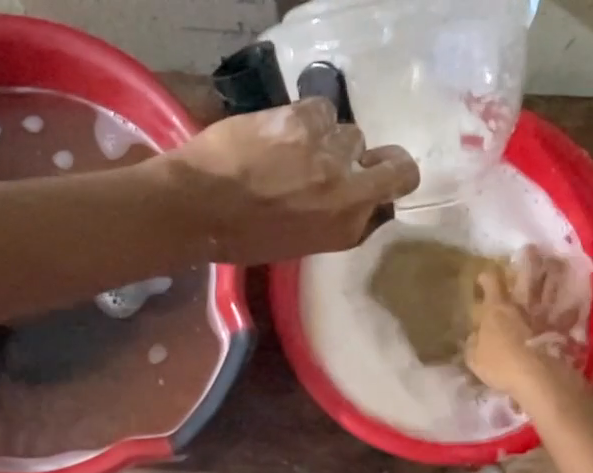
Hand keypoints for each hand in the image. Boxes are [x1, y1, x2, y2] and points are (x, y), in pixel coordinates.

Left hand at [159, 97, 419, 265]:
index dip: (386, 180)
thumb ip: (335, 220)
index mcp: (346, 229)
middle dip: (374, 158)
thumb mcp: (301, 243)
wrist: (198, 209)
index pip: (394, 194)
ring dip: (329, 139)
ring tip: (294, 147)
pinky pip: (321, 109)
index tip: (371, 175)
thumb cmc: (242, 237)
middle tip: (338, 157)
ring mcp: (329, 156)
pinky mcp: (305, 123)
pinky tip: (280, 129)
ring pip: (350, 134)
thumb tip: (351, 200)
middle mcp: (348, 194)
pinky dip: (305, 117)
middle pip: (390, 163)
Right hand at [466, 248, 588, 409]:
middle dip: (528, 260)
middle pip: (527, 275)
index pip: (491, 283)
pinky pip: (568, 315)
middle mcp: (522, 305)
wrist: (535, 376)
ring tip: (557, 262)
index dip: (487, 276)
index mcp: (497, 309)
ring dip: (554, 273)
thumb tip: (472, 338)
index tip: (484, 276)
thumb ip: (472, 345)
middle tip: (530, 249)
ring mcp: (544, 314)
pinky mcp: (560, 328)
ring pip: (550, 287)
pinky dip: (572, 309)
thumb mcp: (474, 359)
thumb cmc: (500, 365)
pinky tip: (575, 303)